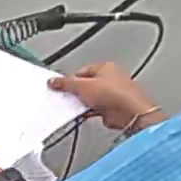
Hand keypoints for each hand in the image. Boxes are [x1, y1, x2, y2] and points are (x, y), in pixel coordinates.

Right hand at [47, 62, 161, 130]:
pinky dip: (85, 110)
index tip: (60, 87)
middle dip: (74, 92)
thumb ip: (65, 83)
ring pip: (88, 97)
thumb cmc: (113, 94)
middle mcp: (109, 78)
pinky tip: (82, 113)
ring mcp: (110, 92)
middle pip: (84, 84)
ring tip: (77, 106)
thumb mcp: (82, 86)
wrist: (127, 112)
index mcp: (105, 67)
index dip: (69, 80)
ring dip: (80, 102)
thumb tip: (53, 81)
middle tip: (67, 97)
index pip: (80, 71)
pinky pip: (92, 107)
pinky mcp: (108, 105)